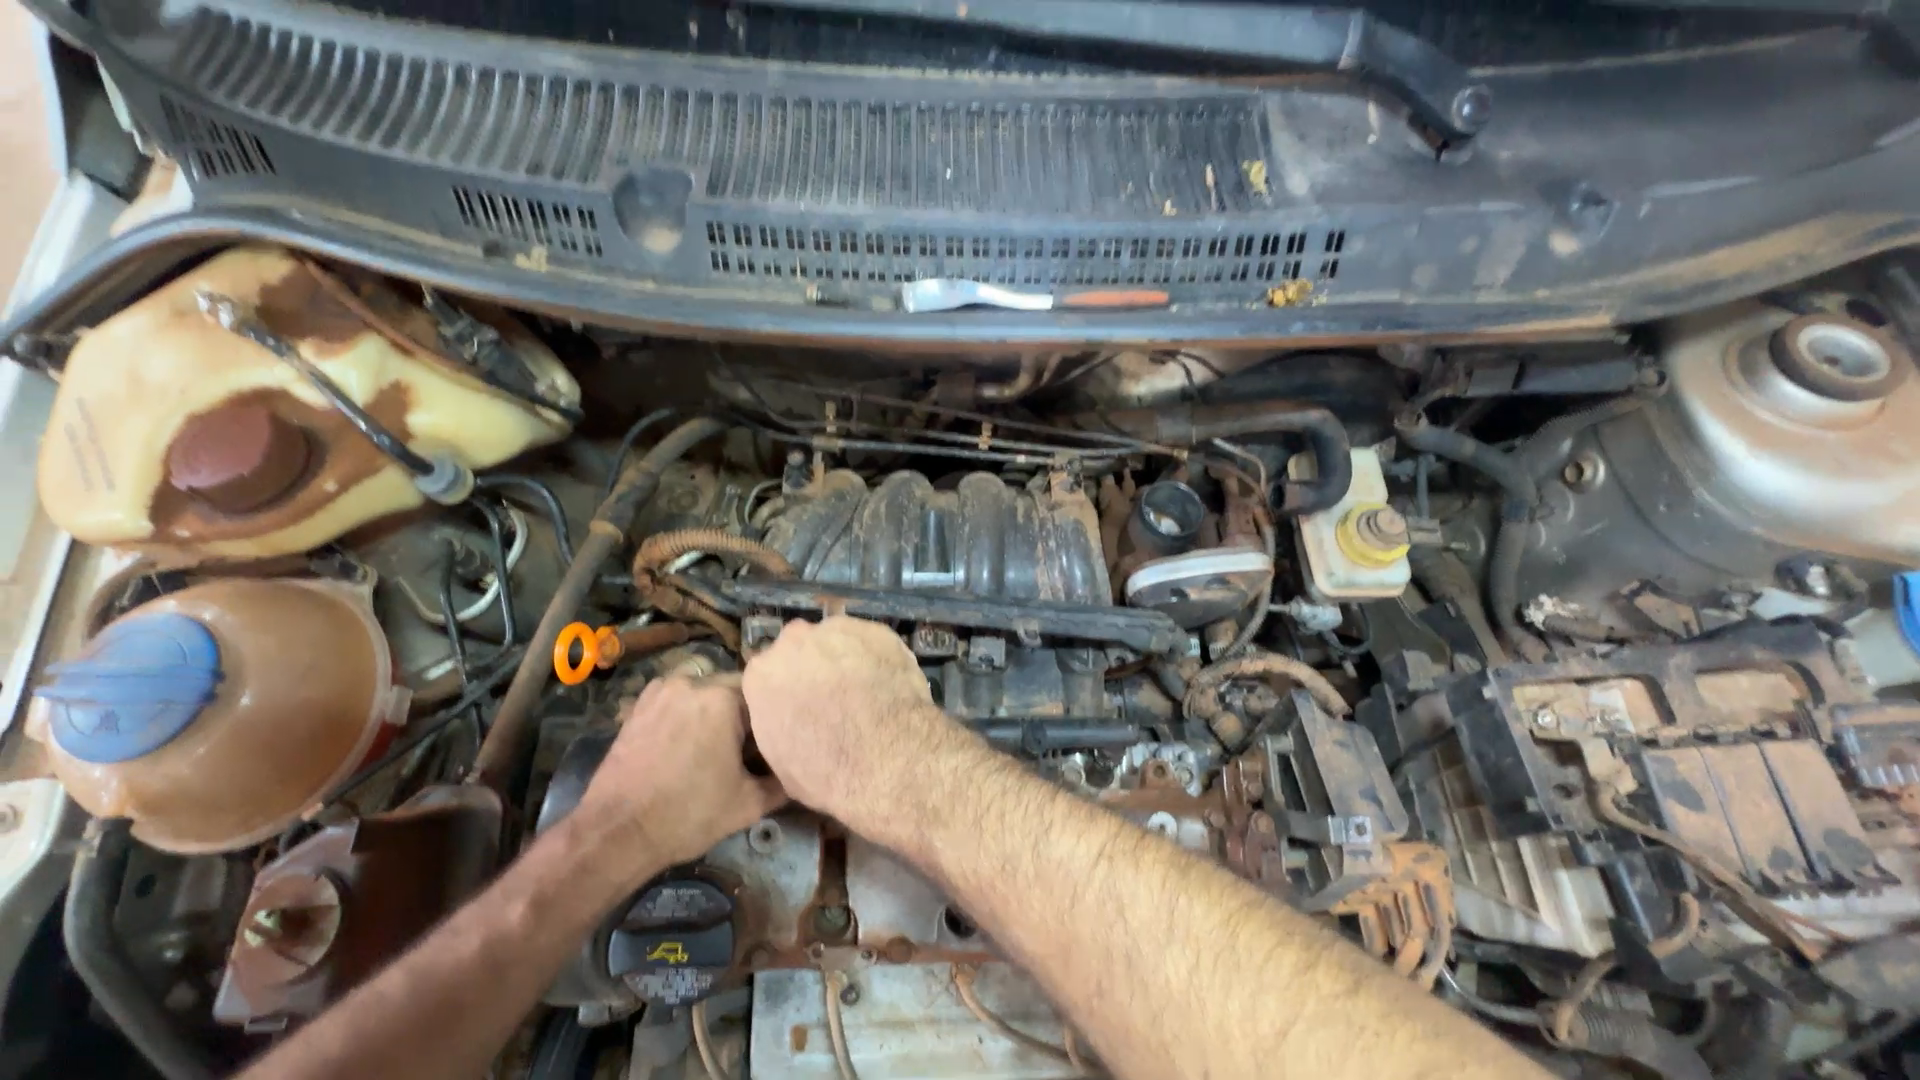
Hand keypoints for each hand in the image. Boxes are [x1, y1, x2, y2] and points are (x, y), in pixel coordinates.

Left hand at [573, 677, 785, 878]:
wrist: (618, 833)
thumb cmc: (688, 815)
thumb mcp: (748, 804)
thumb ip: (783, 782)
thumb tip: (801, 773)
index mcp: (722, 699)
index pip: (764, 694)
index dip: (772, 718)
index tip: (773, 743)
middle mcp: (692, 683)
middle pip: (733, 687)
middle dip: (743, 712)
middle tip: (747, 747)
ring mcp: (661, 691)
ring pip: (703, 688)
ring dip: (714, 707)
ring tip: (716, 742)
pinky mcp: (639, 705)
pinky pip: (675, 696)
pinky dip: (686, 710)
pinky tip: (687, 740)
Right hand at [741, 617, 959, 836]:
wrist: (887, 760)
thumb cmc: (826, 773)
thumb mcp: (781, 761)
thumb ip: (779, 727)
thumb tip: (792, 723)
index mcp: (762, 675)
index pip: (770, 675)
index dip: (789, 690)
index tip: (805, 706)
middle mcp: (794, 643)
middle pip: (800, 649)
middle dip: (813, 667)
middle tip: (836, 697)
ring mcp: (837, 632)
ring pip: (837, 641)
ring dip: (846, 659)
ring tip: (867, 692)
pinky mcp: (876, 631)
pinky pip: (871, 641)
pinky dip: (877, 658)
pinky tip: (889, 684)